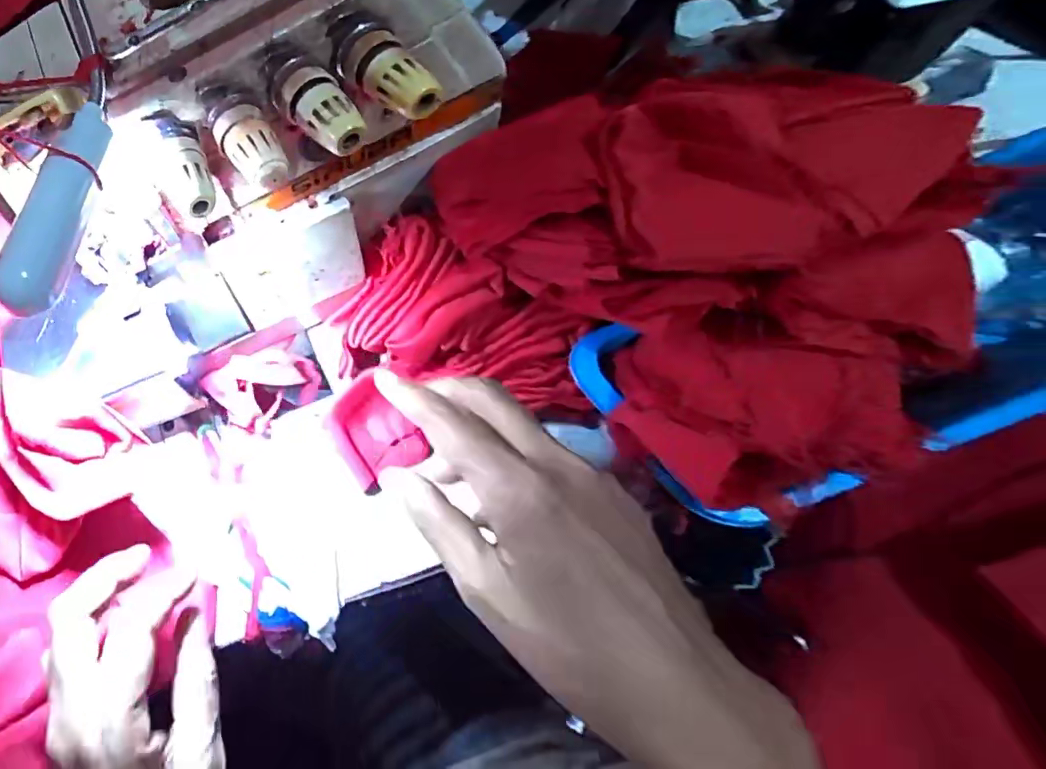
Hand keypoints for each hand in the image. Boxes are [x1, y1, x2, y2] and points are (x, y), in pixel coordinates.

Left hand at [45, 544, 222, 768]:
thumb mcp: (202, 754)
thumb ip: (198, 679)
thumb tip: (192, 610)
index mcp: (110, 724)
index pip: (131, 630)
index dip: (164, 590)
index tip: (192, 568)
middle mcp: (69, 714)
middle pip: (69, 616)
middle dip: (106, 575)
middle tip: (146, 557)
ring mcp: (55, 720)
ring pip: (58, 631)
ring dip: (94, 595)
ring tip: (135, 580)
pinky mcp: (55, 723)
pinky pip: (61, 654)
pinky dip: (87, 624)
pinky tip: (116, 622)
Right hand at [376, 373, 819, 768]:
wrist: (686, 693)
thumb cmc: (567, 645)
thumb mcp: (484, 590)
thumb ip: (436, 522)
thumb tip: (399, 475)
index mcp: (517, 489)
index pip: (450, 422)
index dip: (411, 395)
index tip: (382, 376)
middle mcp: (556, 466)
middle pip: (489, 398)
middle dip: (444, 388)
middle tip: (411, 401)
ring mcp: (593, 477)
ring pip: (518, 423)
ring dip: (473, 426)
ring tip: (446, 474)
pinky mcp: (615, 495)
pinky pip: (547, 451)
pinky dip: (508, 451)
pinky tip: (499, 497)